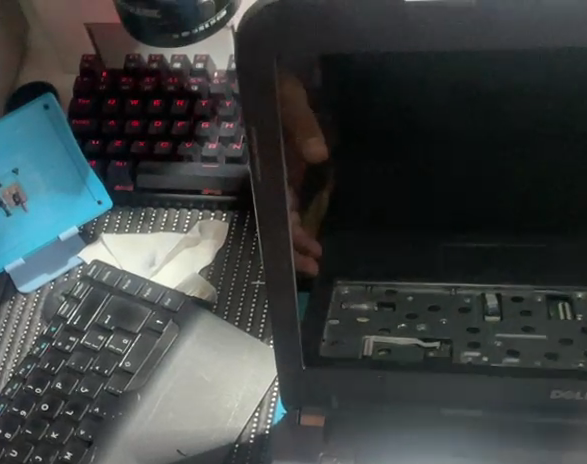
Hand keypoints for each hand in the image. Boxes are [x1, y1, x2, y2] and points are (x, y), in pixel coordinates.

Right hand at [279, 72, 327, 275]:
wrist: (272, 72)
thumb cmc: (276, 82)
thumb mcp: (289, 96)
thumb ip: (301, 122)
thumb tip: (319, 154)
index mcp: (268, 166)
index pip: (275, 209)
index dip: (288, 234)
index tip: (302, 253)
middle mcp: (272, 175)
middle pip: (280, 220)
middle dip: (295, 246)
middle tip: (314, 269)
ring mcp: (282, 174)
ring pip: (289, 215)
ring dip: (301, 238)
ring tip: (318, 259)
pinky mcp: (291, 169)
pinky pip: (297, 201)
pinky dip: (307, 218)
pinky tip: (318, 231)